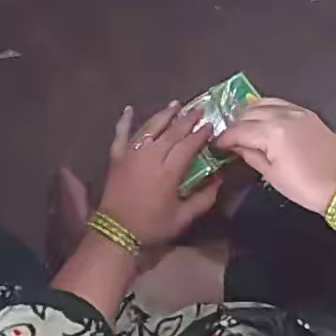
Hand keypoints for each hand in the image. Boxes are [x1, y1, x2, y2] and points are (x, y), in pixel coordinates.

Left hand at [96, 102, 221, 247]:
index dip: (201, 134)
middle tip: (199, 109)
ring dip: (163, 115)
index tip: (210, 125)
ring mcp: (131, 153)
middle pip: (172, 132)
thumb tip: (219, 179)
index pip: (189, 145)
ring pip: (150, 127)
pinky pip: (121, 133)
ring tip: (175, 104)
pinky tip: (129, 109)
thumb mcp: (183, 217)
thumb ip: (204, 198)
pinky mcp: (116, 156)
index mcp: (169, 171)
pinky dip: (124, 120)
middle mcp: (151, 156)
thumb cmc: (152, 226)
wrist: (116, 231)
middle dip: (187, 119)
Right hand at [215, 98, 335, 214]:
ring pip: (263, 103)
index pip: (238, 131)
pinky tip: (261, 120)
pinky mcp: (307, 113)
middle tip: (226, 140)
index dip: (223, 139)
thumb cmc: (306, 187)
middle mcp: (282, 115)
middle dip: (234, 125)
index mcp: (272, 132)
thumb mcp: (272, 175)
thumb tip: (235, 147)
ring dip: (248, 114)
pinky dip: (265, 109)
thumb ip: (250, 155)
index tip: (214, 146)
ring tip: (241, 128)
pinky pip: (279, 104)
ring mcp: (296, 111)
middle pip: (248, 113)